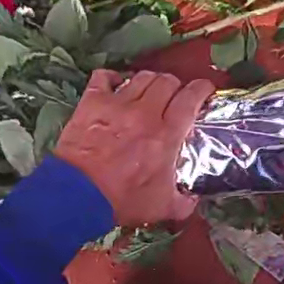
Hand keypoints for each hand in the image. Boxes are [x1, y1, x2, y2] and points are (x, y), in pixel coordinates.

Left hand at [55, 69, 214, 227]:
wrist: (77, 194)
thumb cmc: (122, 199)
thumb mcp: (164, 206)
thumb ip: (185, 201)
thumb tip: (194, 199)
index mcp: (167, 134)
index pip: (190, 98)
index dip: (202, 89)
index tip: (205, 90)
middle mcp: (145, 113)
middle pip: (167, 81)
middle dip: (176, 86)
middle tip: (176, 96)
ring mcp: (116, 104)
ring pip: (142, 77)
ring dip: (150, 81)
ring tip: (150, 92)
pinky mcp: (92, 103)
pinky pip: (104, 77)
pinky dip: (113, 78)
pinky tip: (117, 86)